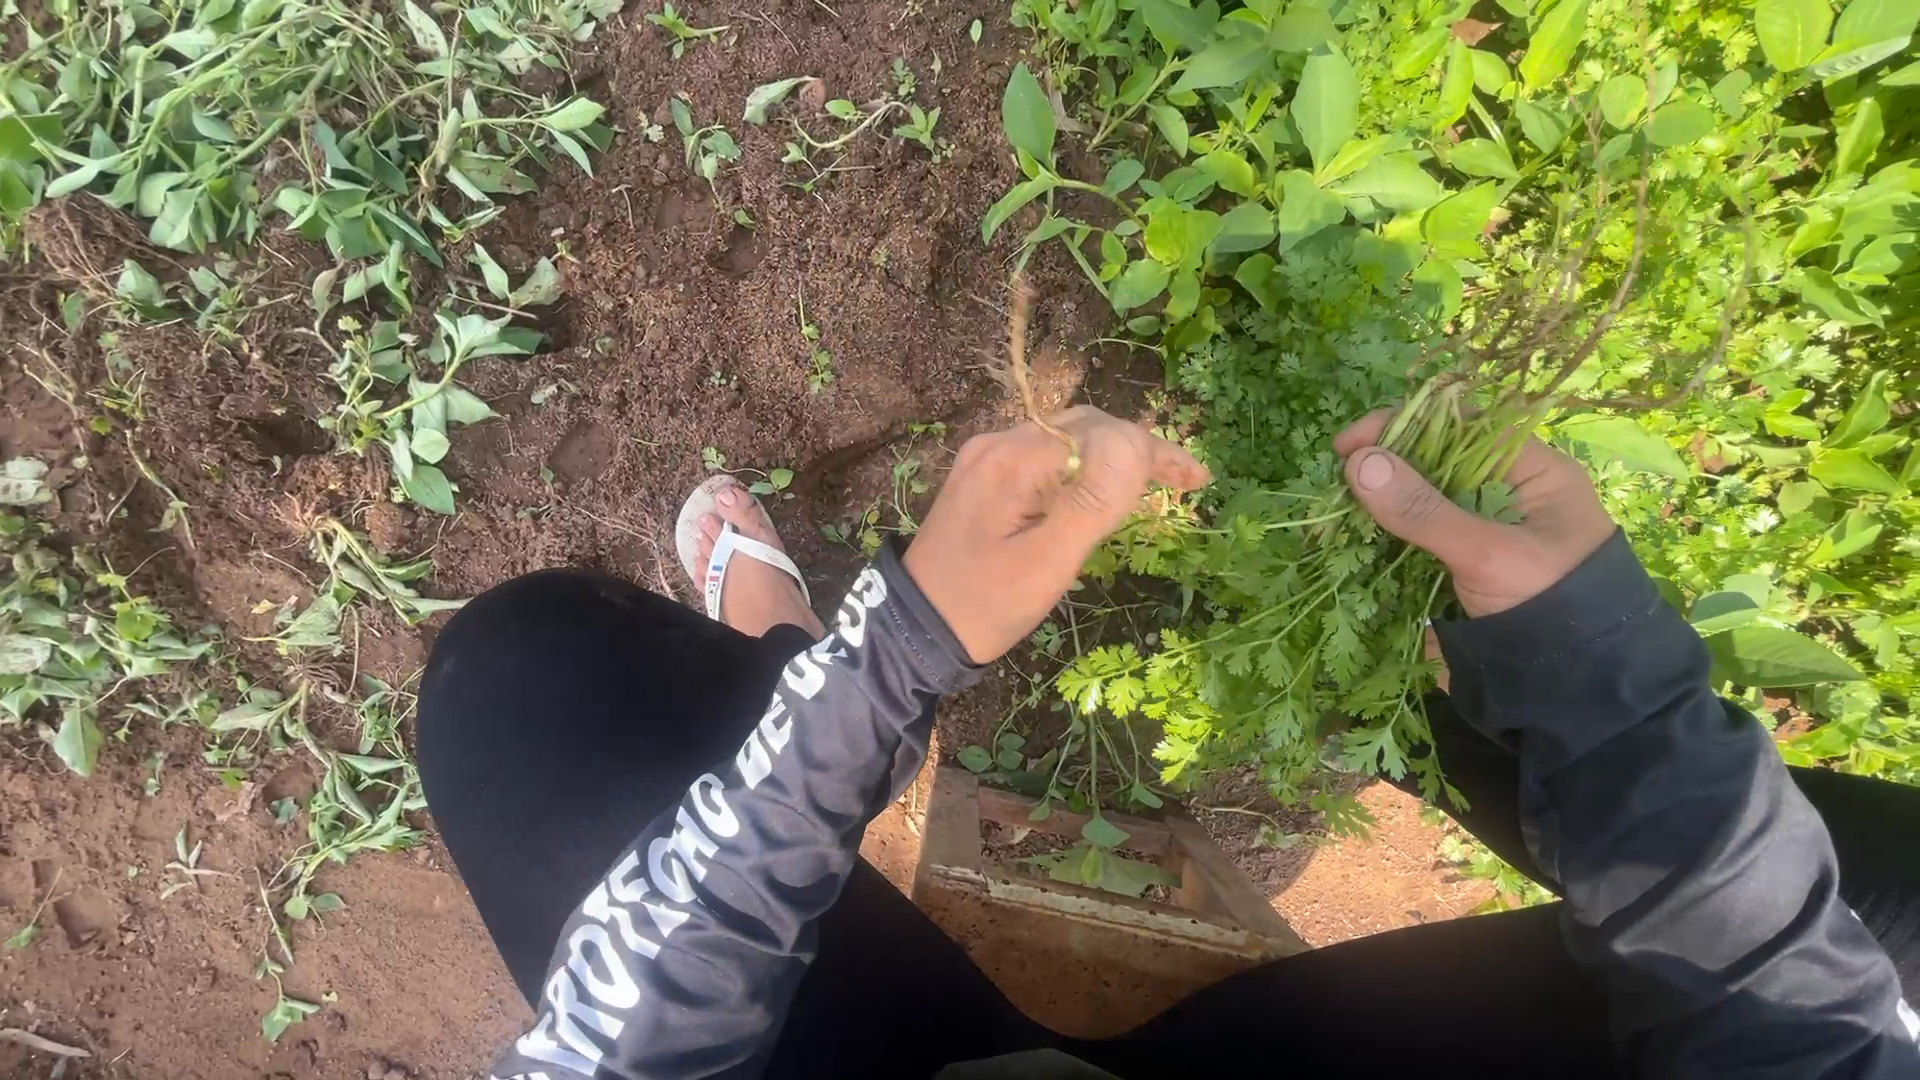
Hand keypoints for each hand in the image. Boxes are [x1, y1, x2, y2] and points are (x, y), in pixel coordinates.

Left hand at [903, 406, 1209, 662]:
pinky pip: (1044, 458)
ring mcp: (986, 457)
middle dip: (1138, 450)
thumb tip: (1137, 446)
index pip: (1102, 435)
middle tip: (1186, 480)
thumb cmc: (984, 606)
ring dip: (1113, 457)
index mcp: (1013, 460)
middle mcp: (997, 443)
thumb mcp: (1045, 564)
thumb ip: (1092, 502)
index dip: (1153, 453)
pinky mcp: (984, 476)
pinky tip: (1103, 491)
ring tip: (1157, 483)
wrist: (915, 629)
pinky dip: (1081, 469)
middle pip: (1085, 428)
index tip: (1197, 480)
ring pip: (1066, 440)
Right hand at [1334, 409, 1615, 617]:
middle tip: (1337, 476)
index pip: (1461, 426)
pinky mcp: (1455, 559)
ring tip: (1336, 507)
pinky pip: (1411, 532)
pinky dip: (1381, 530)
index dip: (1403, 424)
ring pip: (1416, 497)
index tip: (1351, 443)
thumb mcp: (1487, 553)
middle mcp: (1503, 492)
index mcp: (1530, 474)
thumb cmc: (1549, 604)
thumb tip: (1357, 461)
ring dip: (1375, 499)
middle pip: (1432, 458)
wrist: (1572, 682)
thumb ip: (1423, 510)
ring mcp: (1477, 527)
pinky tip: (1352, 534)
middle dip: (1383, 464)